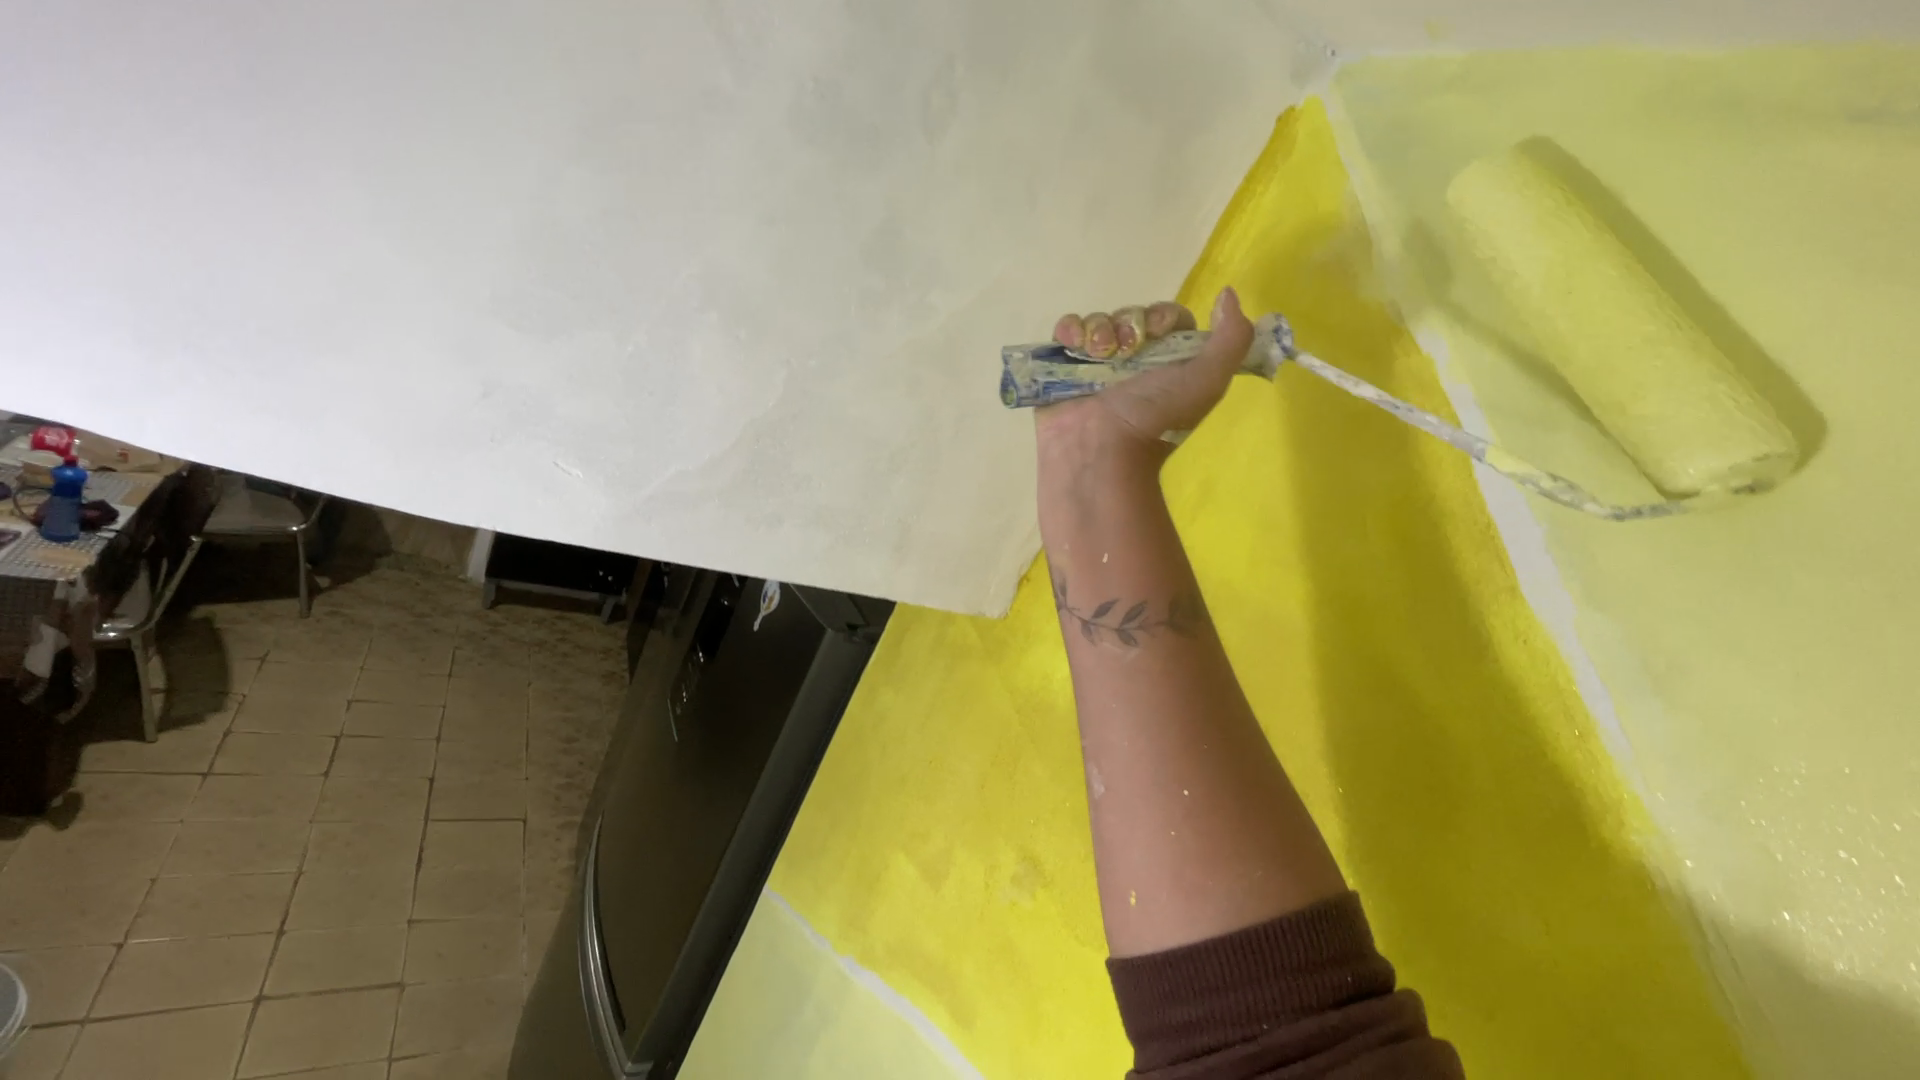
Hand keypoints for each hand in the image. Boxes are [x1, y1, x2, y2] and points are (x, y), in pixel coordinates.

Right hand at [1038, 287, 1254, 454]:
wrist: (1102, 451)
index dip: (1162, 317)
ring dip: (1098, 327)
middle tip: (1124, 351)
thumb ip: (1231, 338)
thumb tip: (1227, 294)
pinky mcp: (1062, 368)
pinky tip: (1075, 346)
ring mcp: (1096, 365)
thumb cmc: (1155, 419)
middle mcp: (1134, 362)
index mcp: (1168, 364)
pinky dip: (1070, 330)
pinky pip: (1066, 331)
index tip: (1156, 332)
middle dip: (1127, 323)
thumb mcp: (1208, 381)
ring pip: (1099, 320)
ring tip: (1098, 354)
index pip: (1167, 318)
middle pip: (1130, 316)